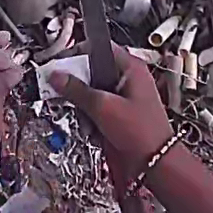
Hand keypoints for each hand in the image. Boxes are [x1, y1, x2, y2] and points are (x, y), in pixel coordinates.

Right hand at [49, 44, 174, 182]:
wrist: (155, 164)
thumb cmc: (142, 133)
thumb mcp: (104, 107)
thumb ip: (77, 90)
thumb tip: (57, 76)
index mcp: (130, 67)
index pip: (98, 47)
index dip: (77, 54)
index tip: (60, 65)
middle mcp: (128, 78)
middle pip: (92, 71)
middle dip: (78, 87)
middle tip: (65, 93)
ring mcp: (123, 97)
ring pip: (91, 92)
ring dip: (83, 107)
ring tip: (86, 120)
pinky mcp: (118, 114)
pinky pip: (96, 108)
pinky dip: (90, 118)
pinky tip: (93, 129)